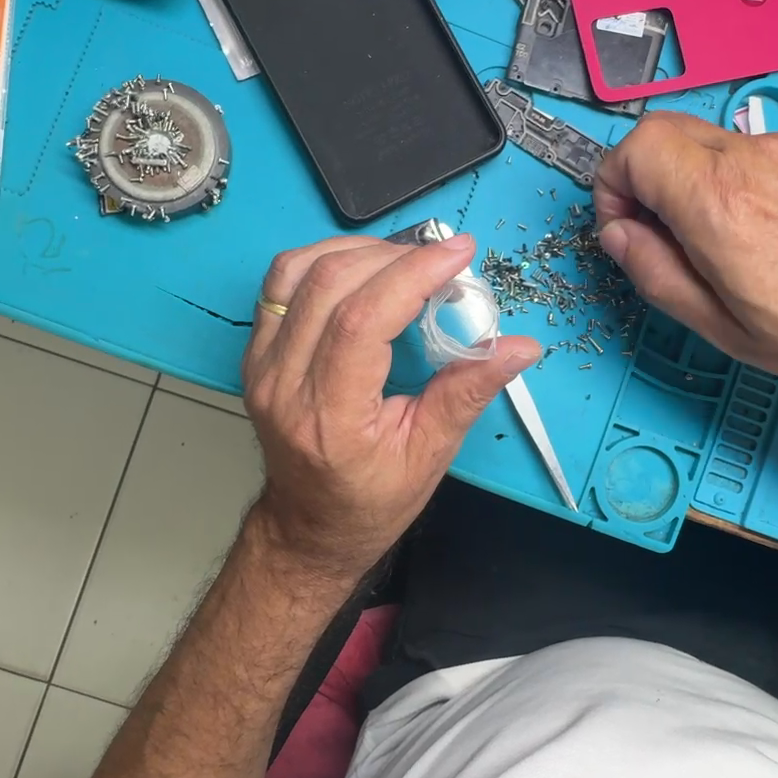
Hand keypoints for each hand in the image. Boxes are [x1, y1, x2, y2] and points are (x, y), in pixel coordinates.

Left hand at [242, 235, 541, 579]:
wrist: (308, 526)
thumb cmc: (371, 502)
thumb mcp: (430, 456)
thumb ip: (469, 393)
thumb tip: (522, 347)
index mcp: (329, 416)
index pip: (362, 320)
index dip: (412, 274)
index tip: (458, 253)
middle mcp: (283, 383)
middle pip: (331, 284)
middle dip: (394, 255)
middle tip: (440, 262)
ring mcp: (261, 363)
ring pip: (299, 271)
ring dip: (358, 251)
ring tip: (404, 261)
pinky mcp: (255, 351)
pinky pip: (281, 281)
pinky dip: (325, 260)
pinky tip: (363, 269)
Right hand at [592, 113, 777, 421]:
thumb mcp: (725, 328)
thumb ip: (655, 273)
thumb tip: (619, 238)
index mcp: (719, 204)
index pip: (634, 147)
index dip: (613, 184)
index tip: (625, 224)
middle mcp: (757, 160)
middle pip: (668, 134)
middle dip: (649, 182)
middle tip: (666, 237)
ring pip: (716, 145)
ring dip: (700, 186)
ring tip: (735, 248)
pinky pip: (765, 153)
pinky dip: (749, 183)